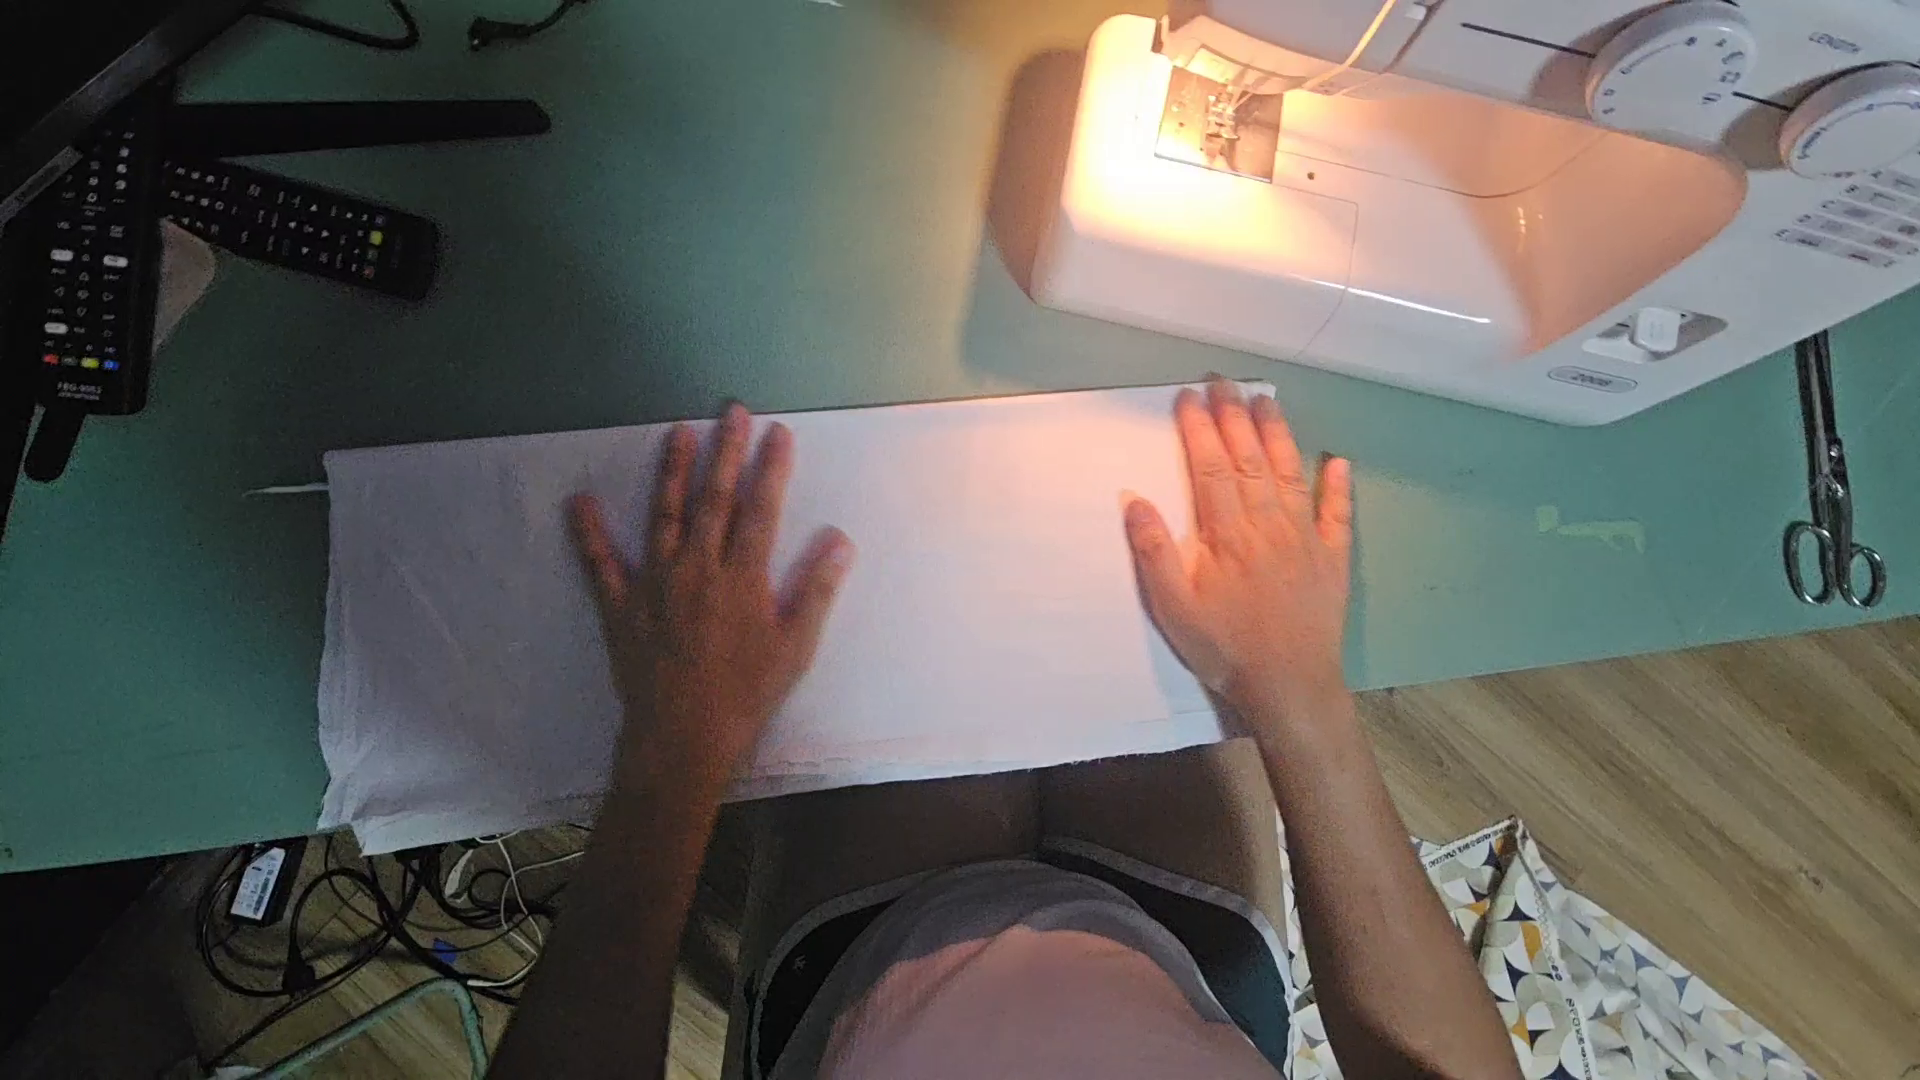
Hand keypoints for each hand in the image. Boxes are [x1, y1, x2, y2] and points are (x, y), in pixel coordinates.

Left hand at [569, 404, 854, 780]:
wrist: (683, 737)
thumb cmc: (746, 693)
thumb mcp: (794, 647)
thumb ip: (815, 590)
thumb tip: (840, 541)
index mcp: (742, 578)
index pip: (761, 510)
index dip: (771, 468)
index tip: (779, 433)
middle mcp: (698, 568)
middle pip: (714, 499)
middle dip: (725, 452)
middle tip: (731, 412)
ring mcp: (655, 583)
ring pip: (663, 515)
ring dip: (671, 471)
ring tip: (677, 432)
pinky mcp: (621, 605)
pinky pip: (600, 563)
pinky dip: (588, 532)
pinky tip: (580, 501)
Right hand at [1125, 379, 1352, 730]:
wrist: (1290, 686)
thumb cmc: (1225, 647)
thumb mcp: (1173, 608)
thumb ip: (1155, 553)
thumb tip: (1135, 500)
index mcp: (1227, 534)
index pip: (1211, 467)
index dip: (1199, 428)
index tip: (1189, 396)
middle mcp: (1268, 525)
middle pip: (1250, 459)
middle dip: (1235, 416)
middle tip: (1224, 381)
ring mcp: (1305, 539)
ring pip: (1290, 474)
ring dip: (1279, 435)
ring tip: (1268, 400)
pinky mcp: (1333, 560)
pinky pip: (1337, 516)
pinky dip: (1338, 488)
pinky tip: (1338, 462)